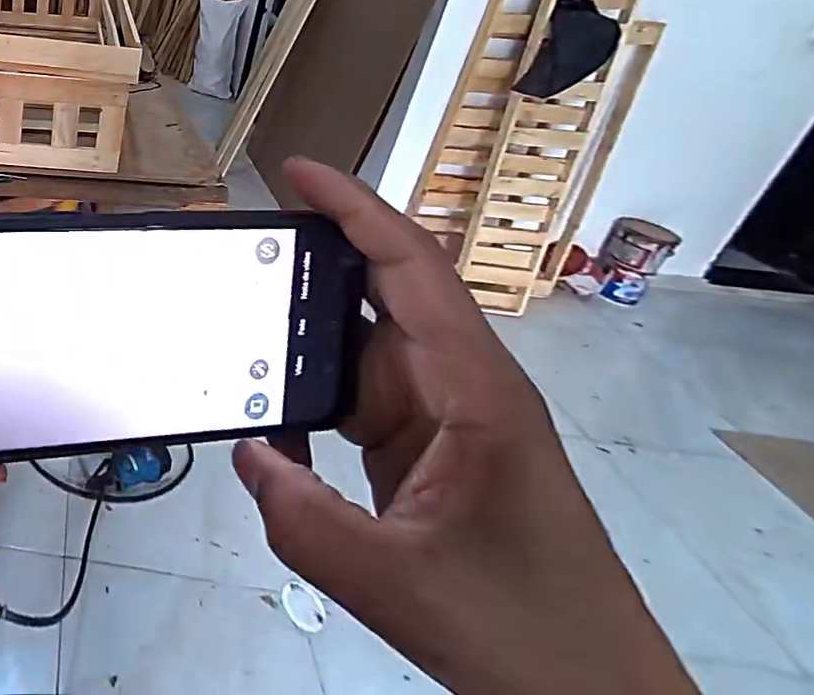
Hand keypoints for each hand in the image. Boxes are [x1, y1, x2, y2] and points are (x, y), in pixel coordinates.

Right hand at [232, 158, 693, 694]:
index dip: (354, 208)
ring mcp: (434, 410)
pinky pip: (343, 386)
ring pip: (352, 339)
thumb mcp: (396, 584)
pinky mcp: (414, 439)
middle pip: (376, 290)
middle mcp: (454, 382)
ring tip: (229, 307)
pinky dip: (297, 380)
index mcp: (472, 389)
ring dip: (295, 322)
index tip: (296, 172)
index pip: (410, 268)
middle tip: (237, 237)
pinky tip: (260, 397)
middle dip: (308, 253)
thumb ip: (302, 519)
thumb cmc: (520, 632)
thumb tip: (245, 452)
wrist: (585, 692)